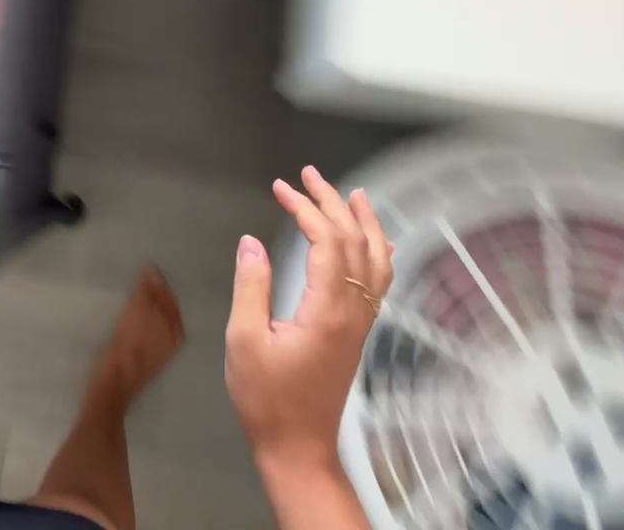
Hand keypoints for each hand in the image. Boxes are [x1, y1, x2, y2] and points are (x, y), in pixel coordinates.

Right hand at [225, 166, 393, 472]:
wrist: (299, 448)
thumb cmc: (267, 399)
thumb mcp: (244, 341)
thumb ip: (250, 286)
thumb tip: (251, 242)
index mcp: (326, 310)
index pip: (327, 242)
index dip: (305, 208)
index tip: (280, 189)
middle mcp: (352, 311)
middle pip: (355, 242)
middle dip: (333, 202)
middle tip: (309, 175)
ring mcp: (360, 322)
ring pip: (376, 260)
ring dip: (364, 222)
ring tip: (353, 194)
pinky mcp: (357, 332)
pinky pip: (379, 281)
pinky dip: (378, 252)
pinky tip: (377, 243)